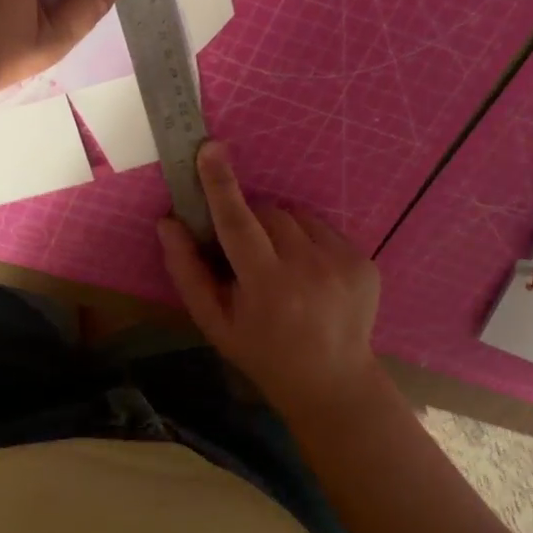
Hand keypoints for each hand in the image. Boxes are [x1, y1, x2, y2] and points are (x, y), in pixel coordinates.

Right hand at [158, 141, 382, 417]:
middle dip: (250, 223)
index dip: (221, 185)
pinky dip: (306, 240)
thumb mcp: (213, 321)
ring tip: (281, 268)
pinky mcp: (365, 262)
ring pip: (294, 216)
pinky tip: (308, 275)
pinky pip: (321, 228)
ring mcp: (343, 264)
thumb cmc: (261, 351)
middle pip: (267, 214)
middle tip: (248, 257)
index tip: (210, 149)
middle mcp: (309, 270)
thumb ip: (187, 270)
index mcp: (268, 287)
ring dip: (279, 230)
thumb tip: (167, 222)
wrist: (332, 383)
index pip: (238, 224)